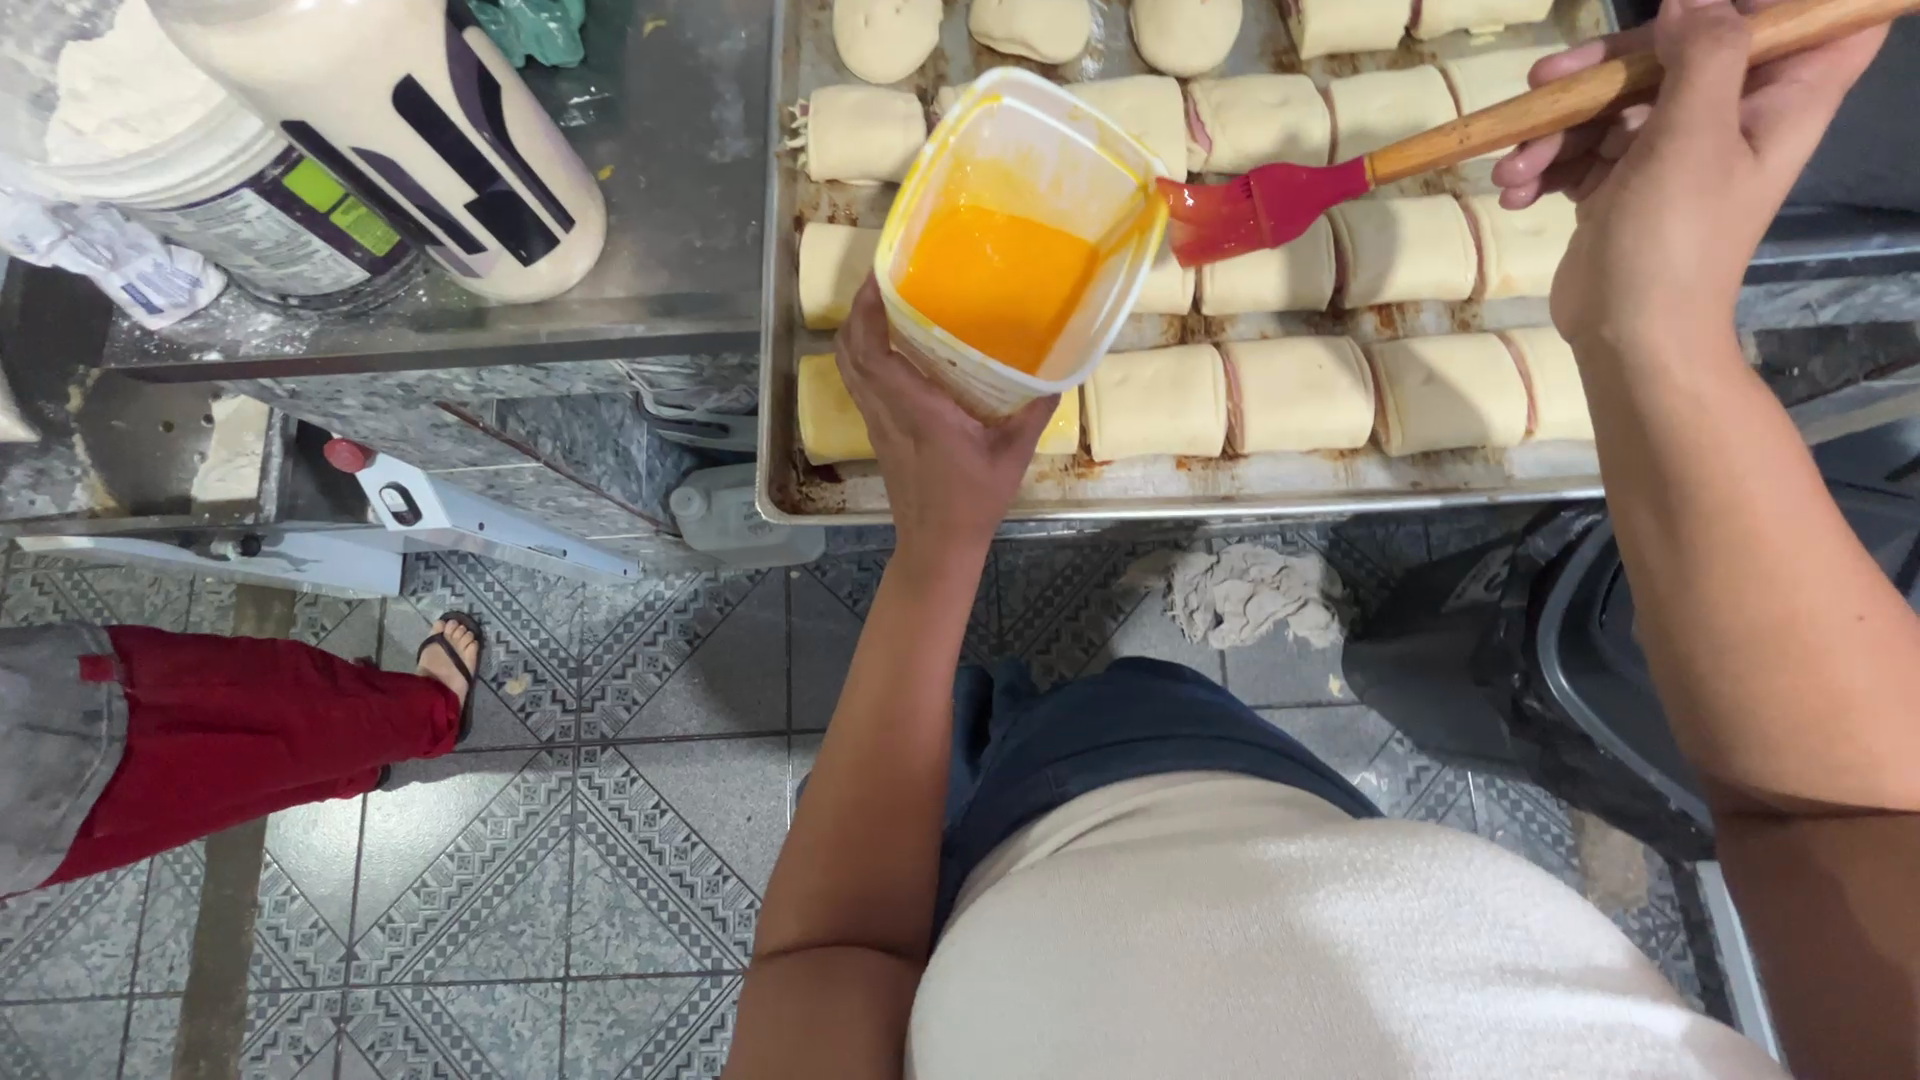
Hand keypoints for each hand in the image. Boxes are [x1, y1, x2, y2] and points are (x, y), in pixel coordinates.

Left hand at [834, 275, 1056, 558]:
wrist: (936, 545)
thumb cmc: (973, 502)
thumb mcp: (1012, 455)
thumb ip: (1034, 411)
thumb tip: (1059, 373)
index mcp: (916, 410)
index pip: (872, 351)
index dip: (867, 309)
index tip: (881, 275)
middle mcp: (886, 412)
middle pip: (850, 351)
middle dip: (858, 310)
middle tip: (884, 281)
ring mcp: (876, 424)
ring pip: (849, 368)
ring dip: (858, 332)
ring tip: (885, 305)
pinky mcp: (878, 434)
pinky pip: (861, 384)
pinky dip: (865, 356)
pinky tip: (894, 348)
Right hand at [1492, 0, 1885, 352]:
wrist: (1626, 332)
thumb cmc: (1674, 239)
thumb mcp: (1693, 138)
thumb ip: (1704, 55)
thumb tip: (1689, 1)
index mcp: (1780, 97)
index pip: (1813, 18)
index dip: (1767, 4)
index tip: (1692, 13)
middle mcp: (1729, 117)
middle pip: (1676, 57)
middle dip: (1604, 72)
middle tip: (1543, 82)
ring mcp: (1665, 155)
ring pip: (1611, 110)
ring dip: (1552, 135)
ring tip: (1513, 168)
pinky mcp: (1615, 189)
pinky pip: (1578, 156)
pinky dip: (1543, 170)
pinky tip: (1515, 192)